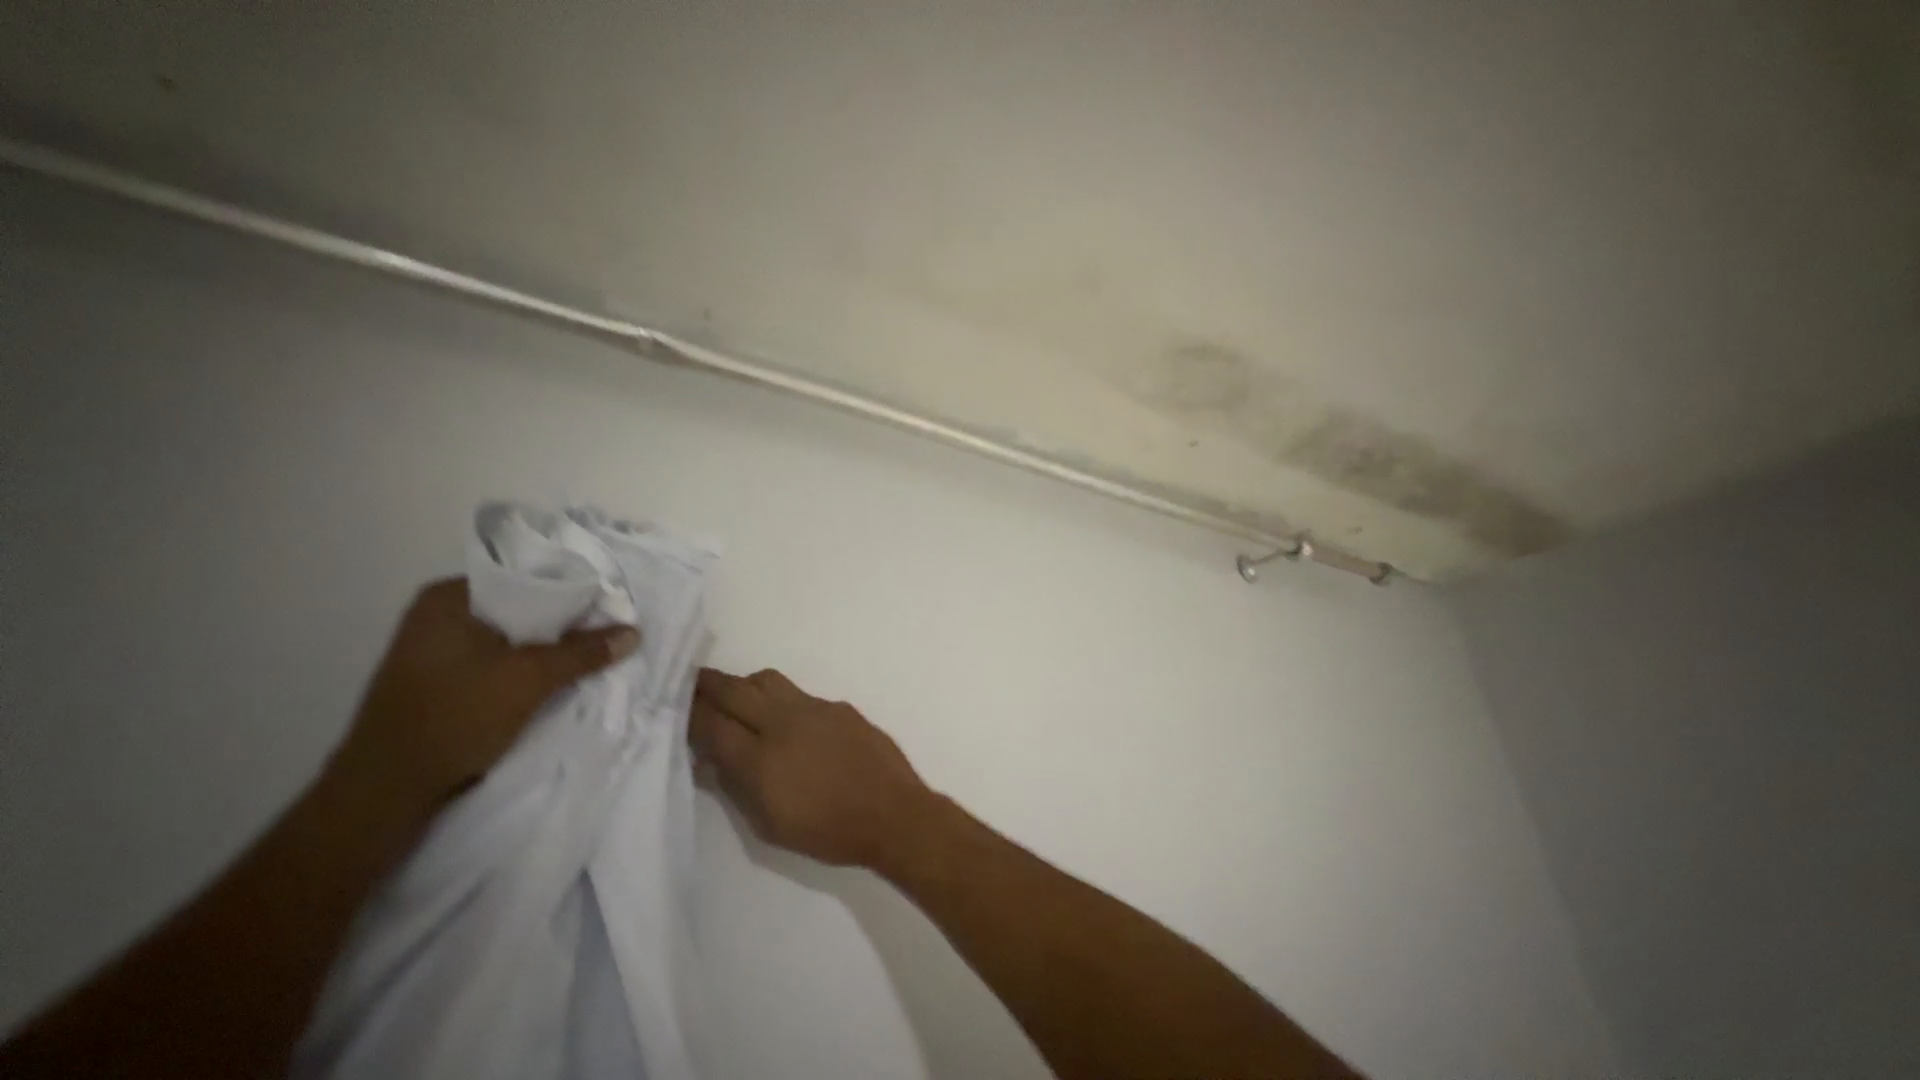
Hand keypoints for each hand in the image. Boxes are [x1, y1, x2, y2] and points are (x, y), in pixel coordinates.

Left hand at [328, 577, 639, 815]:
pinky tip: (550, 688)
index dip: (570, 591)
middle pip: (518, 610)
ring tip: (585, 662)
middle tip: (604, 636)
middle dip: (560, 627)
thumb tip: (633, 632)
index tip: (608, 608)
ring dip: (543, 654)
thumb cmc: (455, 717)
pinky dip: (521, 674)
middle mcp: (436, 616)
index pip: (524, 577)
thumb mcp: (528, 680)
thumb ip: (582, 653)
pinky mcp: (436, 685)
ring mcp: (432, 653)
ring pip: (507, 642)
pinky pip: (493, 666)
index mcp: (448, 597)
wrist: (387, 790)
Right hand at [690, 668, 936, 869]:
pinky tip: (786, 722)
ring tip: (736, 698)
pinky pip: (799, 694)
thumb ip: (735, 788)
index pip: (710, 724)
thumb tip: (709, 760)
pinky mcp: (838, 707)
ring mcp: (814, 709)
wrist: (893, 815)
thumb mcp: (769, 826)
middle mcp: (783, 723)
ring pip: (766, 681)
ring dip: (744, 685)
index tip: (672, 706)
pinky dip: (781, 700)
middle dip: (706, 685)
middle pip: (733, 690)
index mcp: (760, 757)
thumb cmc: (828, 832)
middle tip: (689, 683)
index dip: (688, 713)